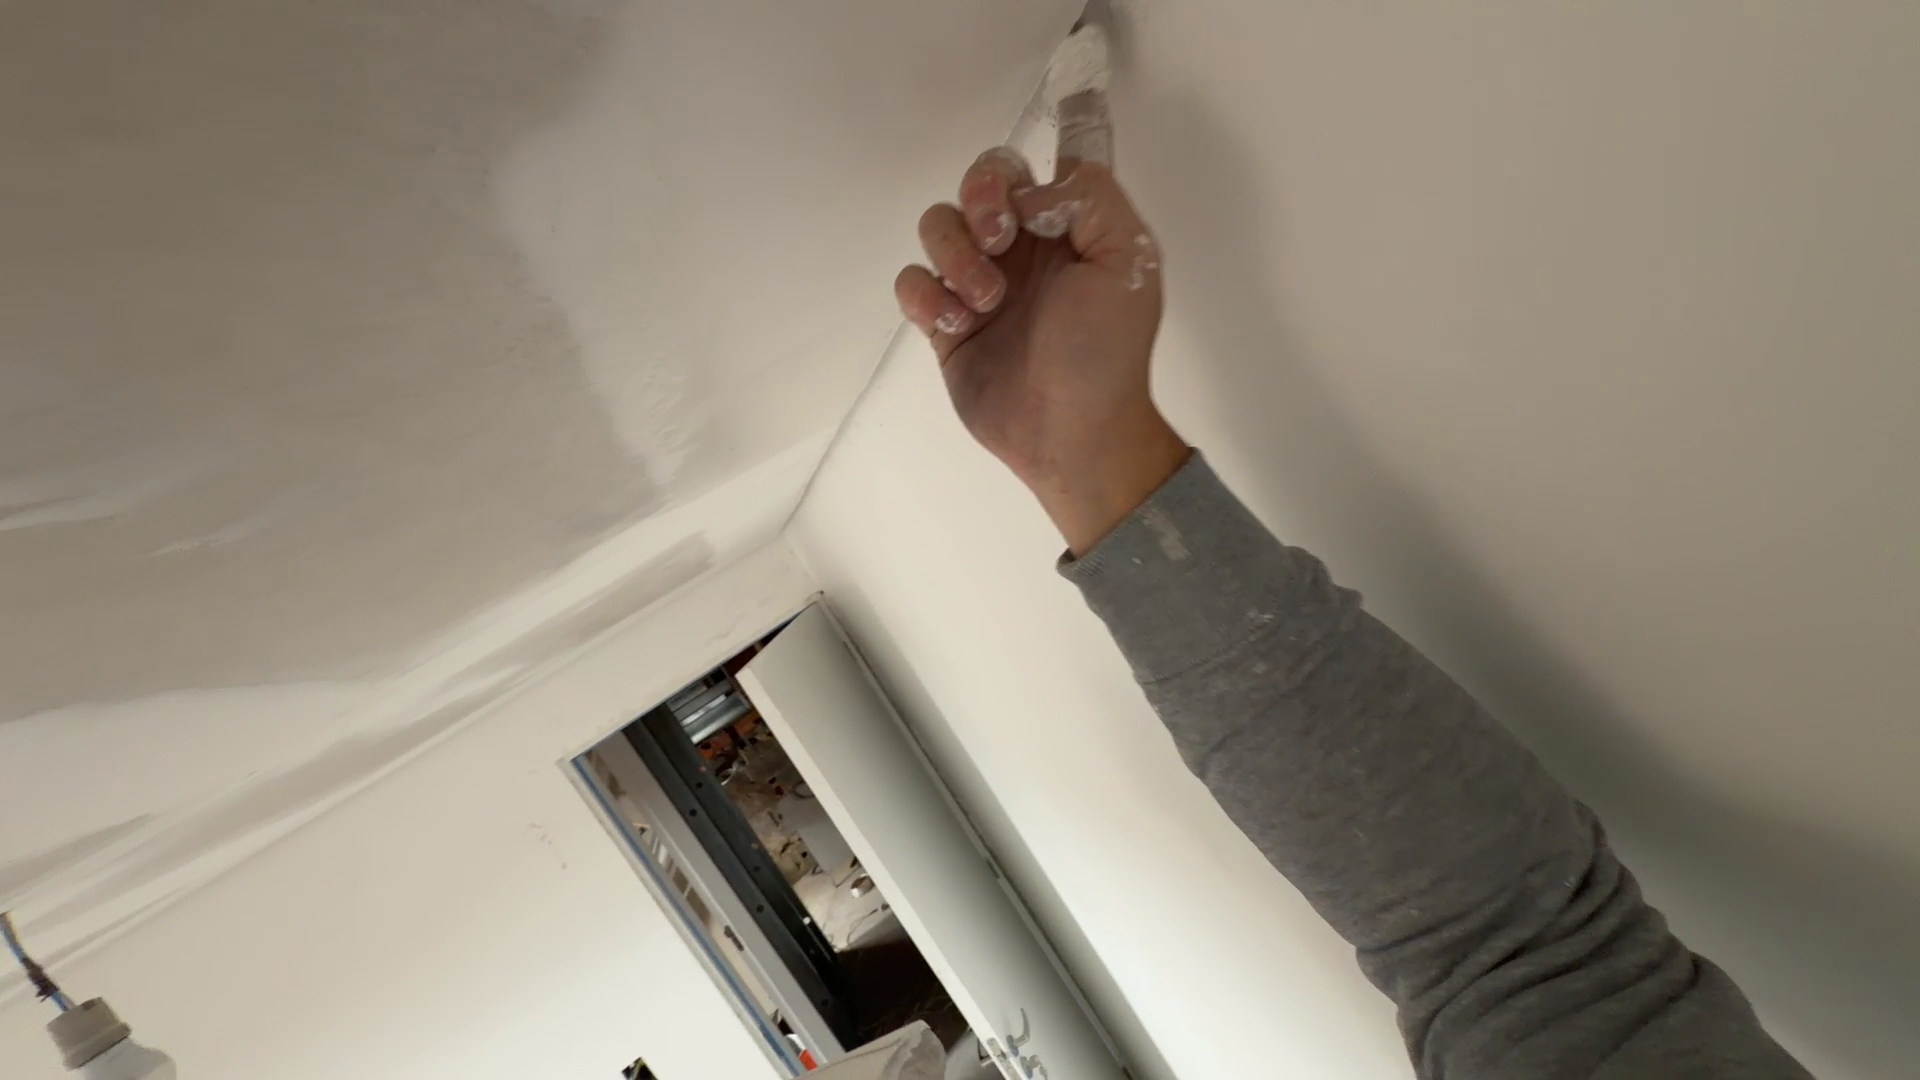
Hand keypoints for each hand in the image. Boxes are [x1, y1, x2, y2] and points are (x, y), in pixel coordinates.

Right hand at [894, 142, 1187, 553]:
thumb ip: (1089, 197)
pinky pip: (913, 282)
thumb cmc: (1105, 354)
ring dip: (955, 253)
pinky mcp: (946, 325)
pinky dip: (925, 295)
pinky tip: (955, 323)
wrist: (1069, 433)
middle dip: (981, 194)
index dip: (1067, 119)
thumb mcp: (1126, 262)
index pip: (1064, 156)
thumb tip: (1026, 194)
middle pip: (982, 179)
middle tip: (999, 237)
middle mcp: (1023, 247)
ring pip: (938, 225)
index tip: (1070, 87)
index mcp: (1070, 226)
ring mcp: (981, 285)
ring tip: (984, 300)